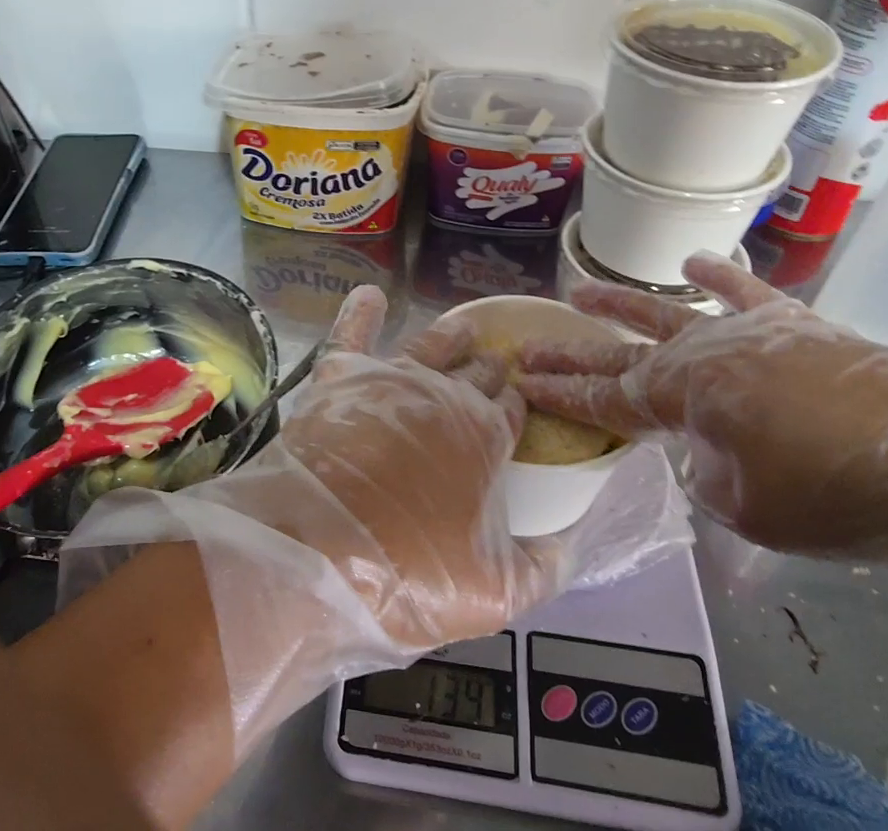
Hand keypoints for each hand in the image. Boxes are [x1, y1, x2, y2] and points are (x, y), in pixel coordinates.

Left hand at [276, 288, 544, 649]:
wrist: (317, 559)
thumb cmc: (410, 575)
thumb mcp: (497, 593)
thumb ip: (543, 566)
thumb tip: (569, 547)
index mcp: (486, 436)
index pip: (512, 407)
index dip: (516, 403)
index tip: (517, 402)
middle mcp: (442, 395)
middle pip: (475, 373)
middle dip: (488, 369)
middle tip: (493, 364)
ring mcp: (387, 382)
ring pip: (428, 347)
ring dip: (449, 337)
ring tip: (464, 329)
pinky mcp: (335, 382)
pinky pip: (349, 336)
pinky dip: (359, 313)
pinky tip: (368, 295)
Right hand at [516, 252, 887, 559]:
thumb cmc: (842, 493)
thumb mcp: (750, 507)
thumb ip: (711, 472)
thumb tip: (713, 448)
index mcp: (684, 396)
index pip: (606, 397)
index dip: (563, 393)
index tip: (522, 382)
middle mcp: (707, 353)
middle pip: (626, 354)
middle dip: (576, 353)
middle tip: (532, 346)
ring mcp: (755, 334)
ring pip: (673, 314)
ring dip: (626, 307)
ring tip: (583, 292)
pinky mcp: (802, 329)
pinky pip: (750, 295)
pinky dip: (721, 279)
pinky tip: (695, 262)